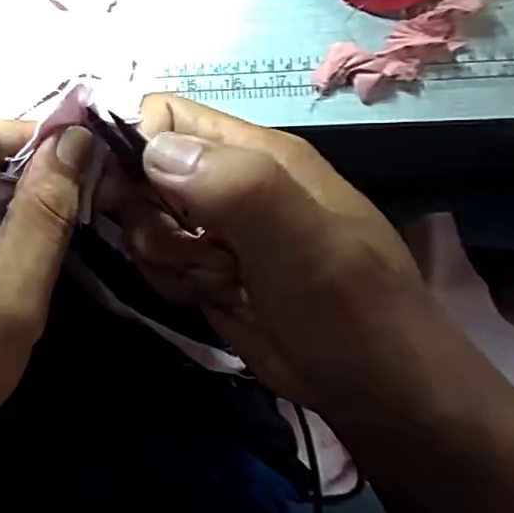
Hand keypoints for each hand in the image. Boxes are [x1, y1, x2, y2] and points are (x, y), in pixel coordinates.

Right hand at [105, 94, 432, 409]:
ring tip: (214, 281)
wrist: (382, 397)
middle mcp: (228, 181)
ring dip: (163, 257)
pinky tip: (209, 299)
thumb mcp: (306, 246)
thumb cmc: (351, 312)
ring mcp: (214, 227)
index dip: (136, 146)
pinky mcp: (205, 268)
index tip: (131, 195)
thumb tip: (154, 150)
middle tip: (190, 251)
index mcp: (254, 153)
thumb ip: (237, 187)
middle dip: (149, 217)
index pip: (165, 116)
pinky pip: (156, 261)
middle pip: (142, 172)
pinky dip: (171, 282)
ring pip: (143, 221)